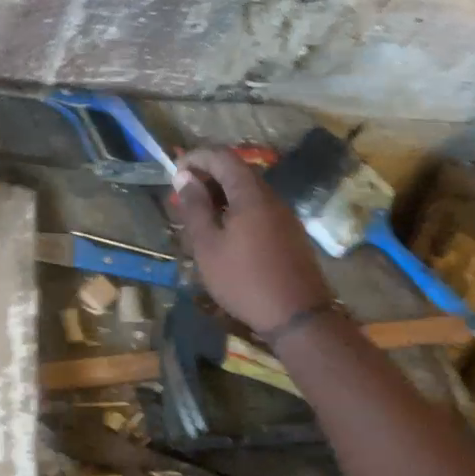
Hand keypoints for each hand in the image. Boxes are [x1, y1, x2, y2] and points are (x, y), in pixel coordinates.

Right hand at [169, 147, 333, 336]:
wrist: (299, 318)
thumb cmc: (245, 280)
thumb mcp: (208, 245)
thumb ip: (195, 207)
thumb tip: (184, 177)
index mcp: (251, 194)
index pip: (222, 157)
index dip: (196, 158)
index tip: (175, 173)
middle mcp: (271, 197)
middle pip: (237, 171)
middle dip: (207, 176)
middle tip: (183, 196)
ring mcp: (284, 215)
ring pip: (248, 191)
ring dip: (221, 194)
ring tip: (199, 215)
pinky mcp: (290, 233)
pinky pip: (259, 208)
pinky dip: (236, 208)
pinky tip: (224, 232)